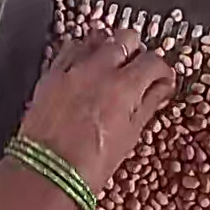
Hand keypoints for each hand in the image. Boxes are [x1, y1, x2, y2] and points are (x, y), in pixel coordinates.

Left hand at [19, 27, 175, 193]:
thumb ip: (148, 105)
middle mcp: (99, 69)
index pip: (153, 61)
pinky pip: (70, 48)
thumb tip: (161, 89)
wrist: (47, 172)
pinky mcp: (51, 73)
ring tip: (111, 65)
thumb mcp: (130, 136)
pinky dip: (83, 52)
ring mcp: (73, 68)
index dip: (162, 69)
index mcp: (125, 87)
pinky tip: (85, 67)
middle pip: (127, 37)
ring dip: (109, 47)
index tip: (161, 79)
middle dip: (137, 51)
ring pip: (98, 37)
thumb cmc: (91, 164)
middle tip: (138, 68)